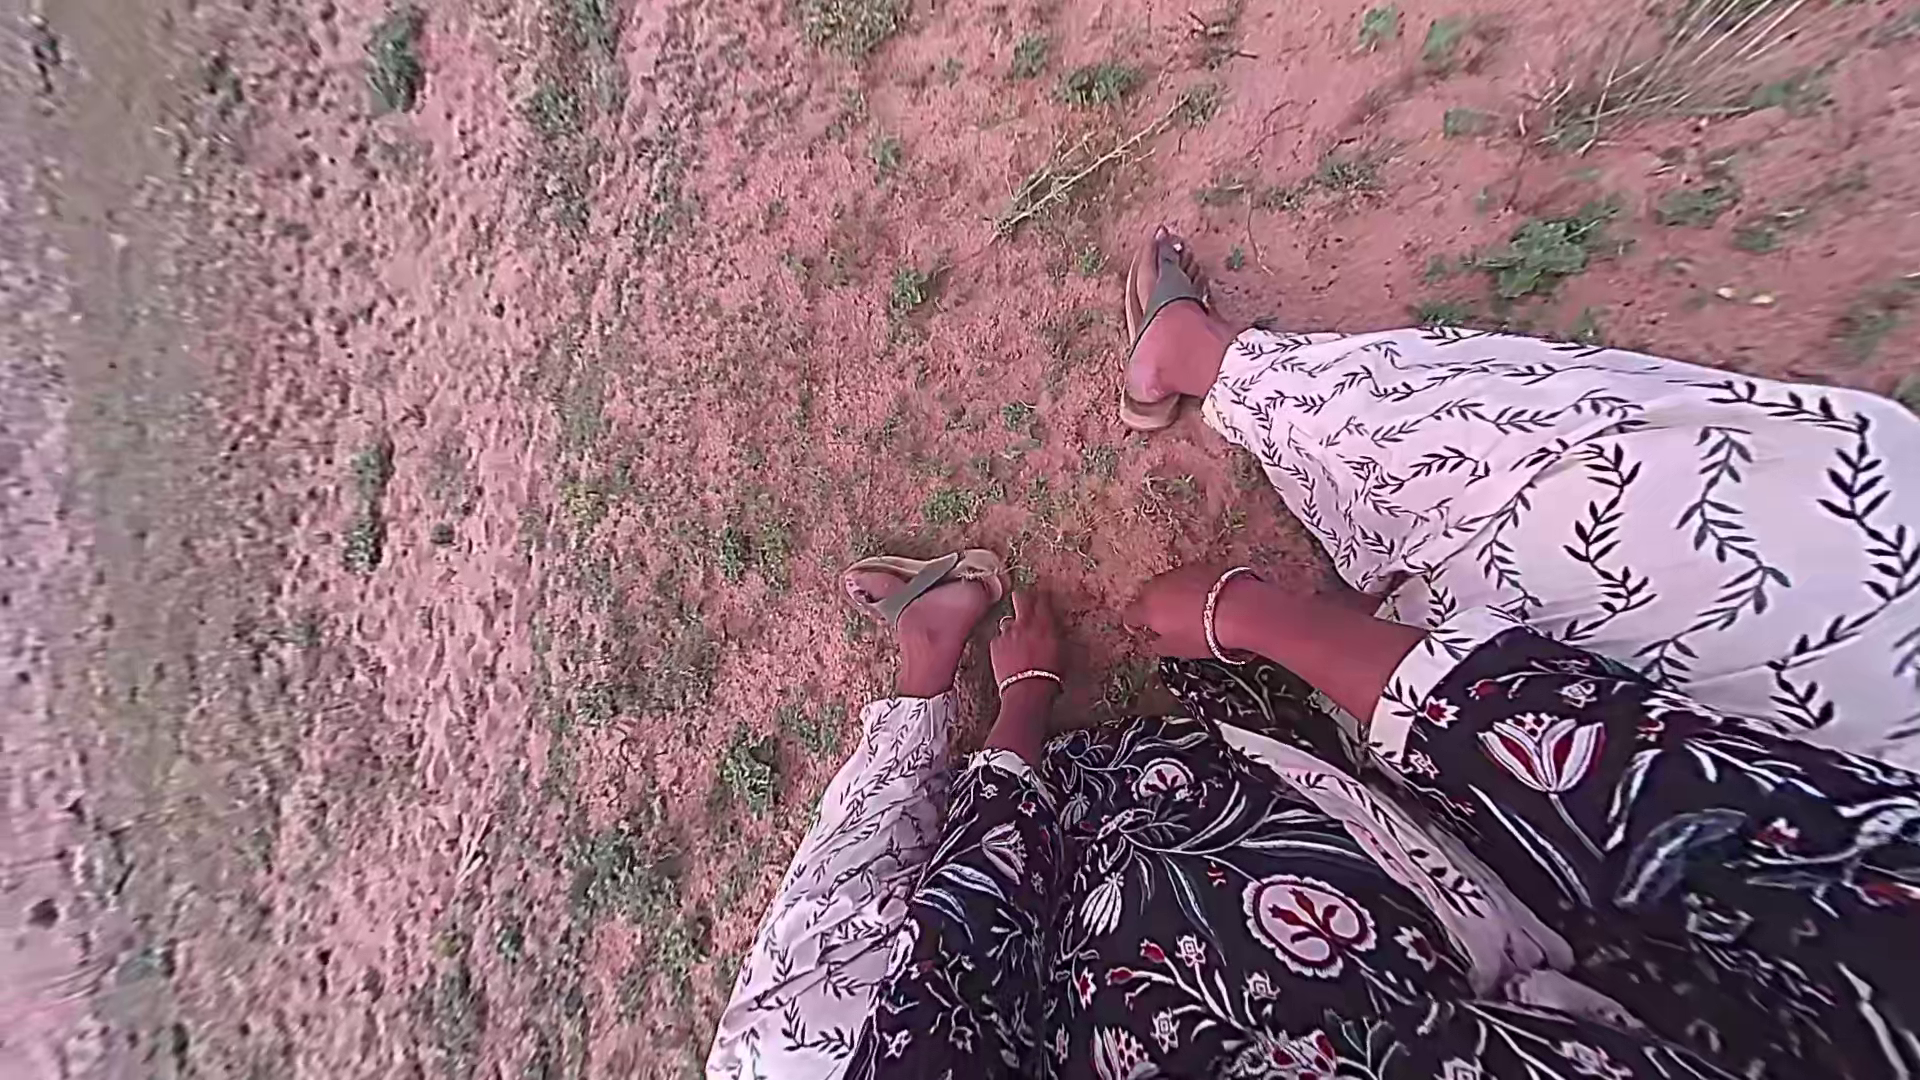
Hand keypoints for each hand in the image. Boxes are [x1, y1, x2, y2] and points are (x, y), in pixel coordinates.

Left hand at [990, 589, 1063, 687]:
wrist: (1028, 689)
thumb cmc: (1050, 675)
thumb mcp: (1062, 653)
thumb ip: (1056, 636)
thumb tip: (1055, 631)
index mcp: (1045, 624)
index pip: (1043, 600)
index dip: (1041, 596)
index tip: (1041, 596)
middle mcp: (1025, 624)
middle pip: (1021, 599)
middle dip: (1022, 598)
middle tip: (1023, 600)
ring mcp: (1008, 633)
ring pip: (1008, 621)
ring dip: (1012, 627)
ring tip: (1016, 639)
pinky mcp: (996, 644)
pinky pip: (999, 638)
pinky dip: (1003, 644)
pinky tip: (1008, 655)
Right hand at [1123, 564, 1266, 658]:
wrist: (1239, 608)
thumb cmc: (1205, 633)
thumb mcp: (1177, 649)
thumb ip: (1158, 645)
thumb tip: (1154, 641)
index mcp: (1147, 608)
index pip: (1130, 615)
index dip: (1135, 624)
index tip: (1141, 629)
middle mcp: (1157, 586)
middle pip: (1147, 596)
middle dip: (1153, 607)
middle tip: (1167, 622)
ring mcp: (1177, 573)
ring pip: (1166, 585)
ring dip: (1171, 596)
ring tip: (1189, 611)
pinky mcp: (1198, 566)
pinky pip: (1186, 579)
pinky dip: (1190, 588)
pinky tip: (1205, 600)